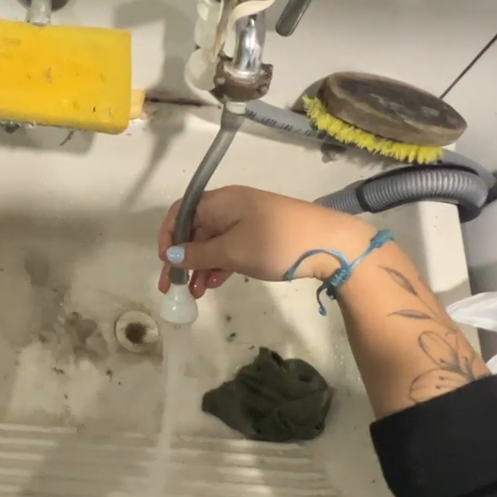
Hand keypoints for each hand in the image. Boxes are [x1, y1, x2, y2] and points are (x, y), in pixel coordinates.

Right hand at [158, 185, 375, 297]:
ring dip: (200, 266)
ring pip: (212, 243)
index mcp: (219, 202)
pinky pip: (229, 248)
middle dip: (182, 258)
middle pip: (194, 230)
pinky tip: (214, 285)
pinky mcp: (259, 235)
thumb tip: (171, 253)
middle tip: (172, 286)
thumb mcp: (232, 251)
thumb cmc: (275, 243)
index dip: (167, 236)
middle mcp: (229, 207)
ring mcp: (245, 221)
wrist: (330, 244)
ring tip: (195, 294)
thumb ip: (198, 253)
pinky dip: (219, 265)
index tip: (165, 262)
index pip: (180, 213)